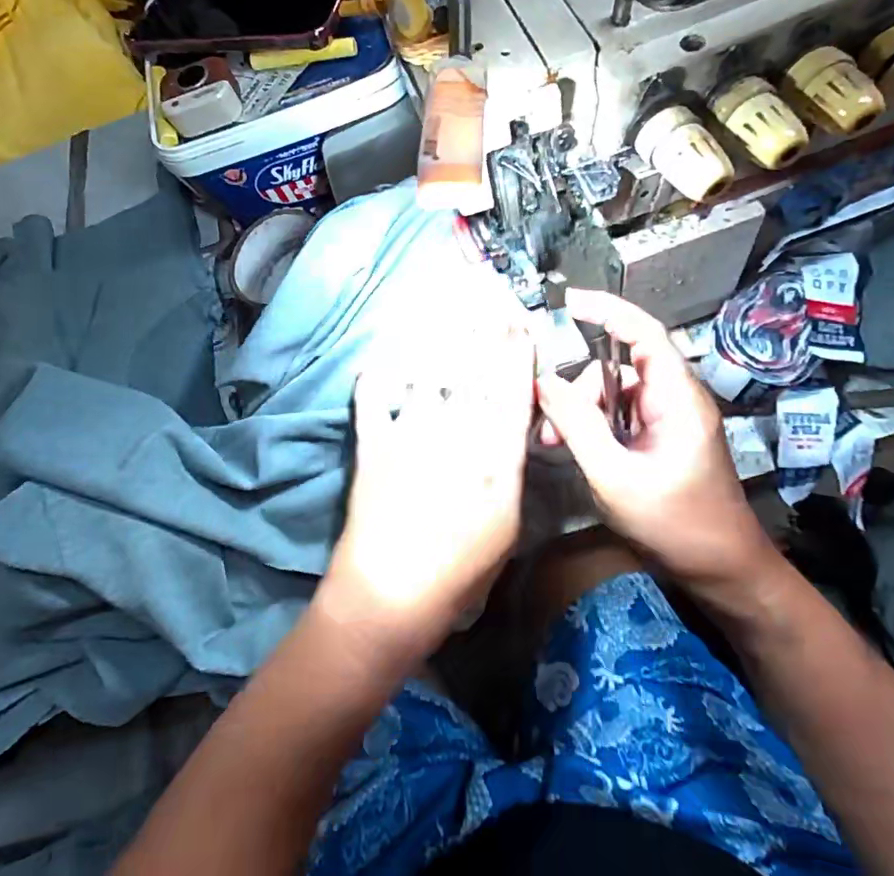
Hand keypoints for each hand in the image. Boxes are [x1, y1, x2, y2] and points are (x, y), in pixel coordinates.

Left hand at [320, 321, 535, 656]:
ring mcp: (410, 435)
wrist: (392, 592)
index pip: (510, 393)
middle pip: (473, 374)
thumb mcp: (507, 528)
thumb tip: (507, 440)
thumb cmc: (460, 573)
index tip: (520, 324)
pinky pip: (374, 399)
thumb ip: (508, 476)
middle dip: (484, 335)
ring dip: (438, 341)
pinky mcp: (373, 444)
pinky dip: (376, 377)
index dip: (515, 355)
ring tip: (448, 314)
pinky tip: (381, 358)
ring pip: (427, 375)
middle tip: (490, 302)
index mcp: (493, 457)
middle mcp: (455, 435)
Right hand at [535, 289, 779, 594]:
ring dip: (582, 412)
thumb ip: (578, 426)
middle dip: (578, 389)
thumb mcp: (615, 476)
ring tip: (557, 444)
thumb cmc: (677, 524)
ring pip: (614, 395)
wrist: (722, 570)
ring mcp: (669, 421)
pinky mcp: (661, 440)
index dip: (608, 310)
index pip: (644, 333)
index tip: (569, 302)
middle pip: (618, 368)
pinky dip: (595, 428)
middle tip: (548, 425)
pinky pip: (620, 418)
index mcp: (677, 398)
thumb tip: (544, 383)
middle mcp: (675, 400)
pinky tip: (577, 450)